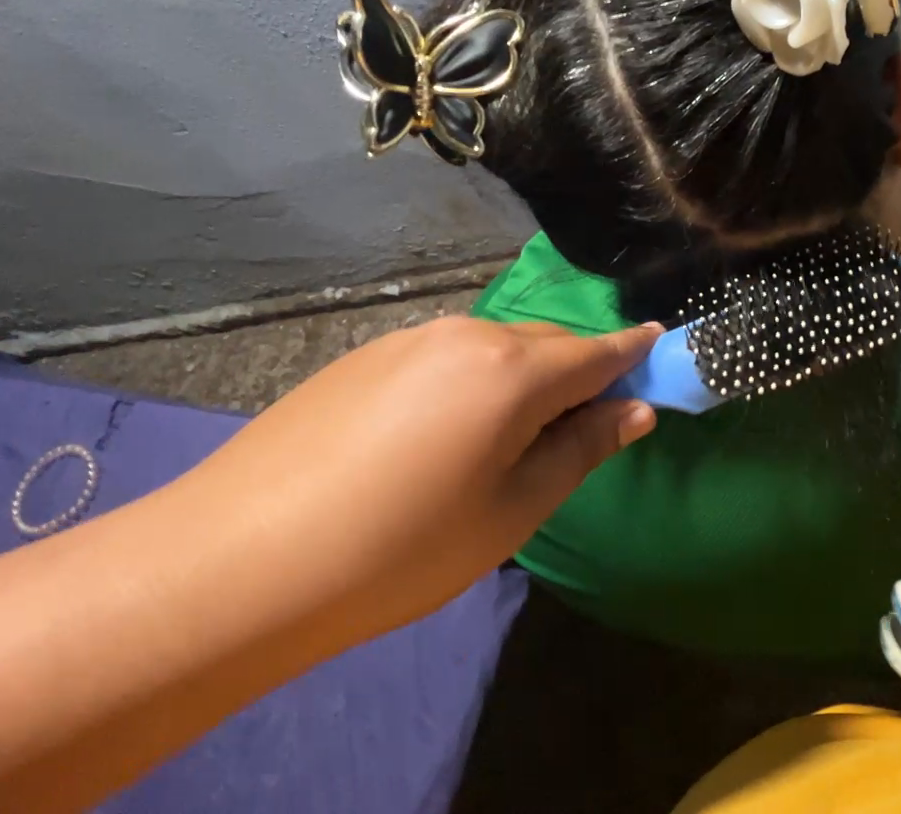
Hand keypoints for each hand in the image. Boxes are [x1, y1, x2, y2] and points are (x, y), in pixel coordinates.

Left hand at [169, 317, 660, 647]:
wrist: (236, 564)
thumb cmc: (404, 548)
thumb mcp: (517, 509)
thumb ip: (584, 448)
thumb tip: (637, 410)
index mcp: (515, 370)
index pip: (601, 350)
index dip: (638, 353)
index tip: (664, 350)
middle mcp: (467, 335)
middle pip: (551, 342)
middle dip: (582, 369)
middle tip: (587, 421)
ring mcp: (409, 341)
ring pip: (497, 346)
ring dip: (527, 375)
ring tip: (513, 435)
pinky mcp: (365, 358)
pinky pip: (448, 355)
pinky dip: (475, 379)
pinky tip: (446, 433)